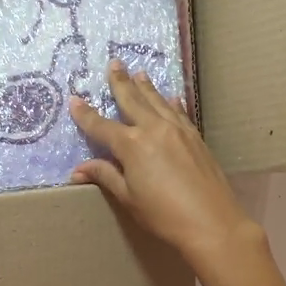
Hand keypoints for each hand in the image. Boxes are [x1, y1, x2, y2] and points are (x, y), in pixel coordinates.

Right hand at [69, 60, 262, 275]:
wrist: (212, 222)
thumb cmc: (163, 215)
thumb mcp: (128, 198)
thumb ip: (106, 177)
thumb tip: (78, 170)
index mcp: (132, 145)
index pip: (102, 126)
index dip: (86, 114)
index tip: (74, 100)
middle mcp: (154, 129)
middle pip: (133, 101)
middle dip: (120, 82)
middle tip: (114, 63)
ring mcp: (178, 130)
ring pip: (158, 102)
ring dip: (146, 87)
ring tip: (139, 73)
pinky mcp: (196, 138)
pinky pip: (179, 112)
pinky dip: (171, 103)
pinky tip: (171, 97)